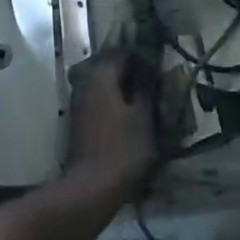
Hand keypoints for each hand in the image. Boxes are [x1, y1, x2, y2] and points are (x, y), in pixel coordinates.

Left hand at [64, 46, 158, 198]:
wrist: (91, 186)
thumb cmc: (122, 149)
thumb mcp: (143, 117)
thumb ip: (145, 89)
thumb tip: (148, 68)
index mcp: (101, 76)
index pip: (123, 53)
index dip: (142, 55)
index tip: (160, 61)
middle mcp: (86, 83)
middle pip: (110, 67)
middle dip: (131, 70)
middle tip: (155, 79)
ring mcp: (79, 102)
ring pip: (104, 84)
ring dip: (122, 87)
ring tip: (145, 97)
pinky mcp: (79, 120)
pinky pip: (99, 100)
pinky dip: (114, 102)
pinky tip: (129, 114)